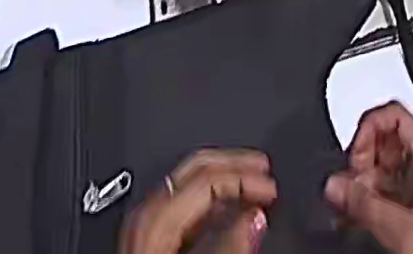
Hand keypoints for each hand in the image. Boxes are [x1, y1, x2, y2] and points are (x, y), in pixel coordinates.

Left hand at [120, 150, 276, 253]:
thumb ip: (228, 247)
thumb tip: (255, 217)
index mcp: (156, 219)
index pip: (209, 176)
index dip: (246, 177)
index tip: (270, 190)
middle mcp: (145, 216)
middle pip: (197, 168)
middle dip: (235, 167)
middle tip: (264, 173)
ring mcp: (142, 227)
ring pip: (190, 181)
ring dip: (224, 180)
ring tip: (251, 190)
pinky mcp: (144, 241)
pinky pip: (181, 202)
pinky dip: (209, 200)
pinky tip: (226, 213)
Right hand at [325, 103, 412, 253]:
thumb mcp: (405, 231)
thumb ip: (366, 204)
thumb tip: (335, 184)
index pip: (397, 116)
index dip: (370, 129)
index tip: (353, 156)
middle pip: (388, 141)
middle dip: (363, 160)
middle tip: (350, 183)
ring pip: (385, 167)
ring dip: (362, 182)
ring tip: (345, 202)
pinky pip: (387, 191)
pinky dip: (368, 200)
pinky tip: (353, 215)